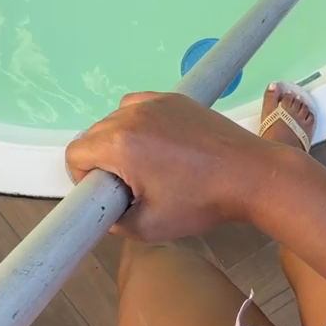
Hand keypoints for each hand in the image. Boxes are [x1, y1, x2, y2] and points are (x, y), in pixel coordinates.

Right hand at [66, 92, 289, 240]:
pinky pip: (140, 106)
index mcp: (120, 144)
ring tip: (146, 164)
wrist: (250, 175)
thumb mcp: (149, 227)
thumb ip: (116, 221)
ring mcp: (155, 101)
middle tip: (130, 184)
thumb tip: (109, 210)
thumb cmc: (202, 202)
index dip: (82, 177)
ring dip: (120, 140)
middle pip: (94, 134)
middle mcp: (132, 114)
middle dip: (102, 160)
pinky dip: (141, 123)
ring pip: (116, 118)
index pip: (75, 153)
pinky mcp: (176, 98)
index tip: (107, 193)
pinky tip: (161, 144)